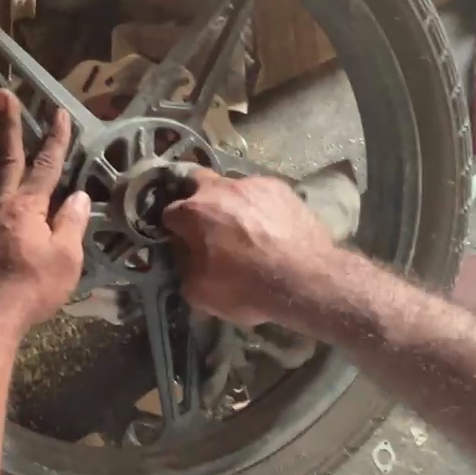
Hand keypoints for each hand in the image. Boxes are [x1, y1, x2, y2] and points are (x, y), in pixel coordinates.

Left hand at [0, 91, 91, 332]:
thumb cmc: (32, 288)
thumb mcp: (66, 259)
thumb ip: (70, 223)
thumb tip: (77, 195)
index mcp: (28, 206)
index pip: (47, 165)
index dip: (56, 138)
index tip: (60, 113)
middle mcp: (0, 204)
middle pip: (5, 156)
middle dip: (8, 123)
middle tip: (3, 94)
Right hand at [162, 170, 336, 326]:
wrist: (306, 280)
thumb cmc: (246, 288)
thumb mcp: (200, 292)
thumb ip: (185, 268)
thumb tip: (186, 258)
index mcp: (193, 212)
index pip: (169, 212)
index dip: (174, 228)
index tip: (183, 241)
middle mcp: (219, 189)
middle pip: (197, 182)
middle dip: (197, 198)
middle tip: (209, 222)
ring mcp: (252, 184)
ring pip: (232, 187)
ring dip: (232, 204)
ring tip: (248, 228)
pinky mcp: (281, 187)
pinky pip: (261, 193)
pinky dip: (260, 206)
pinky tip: (271, 227)